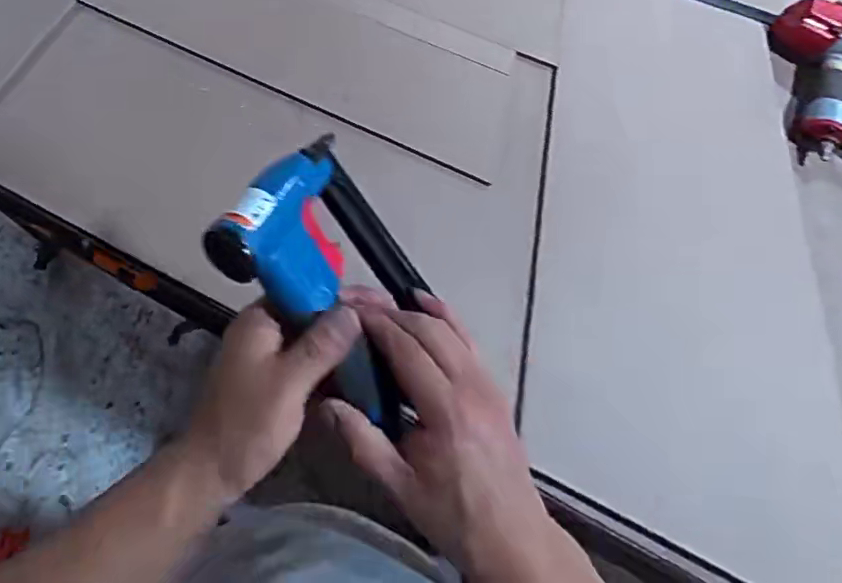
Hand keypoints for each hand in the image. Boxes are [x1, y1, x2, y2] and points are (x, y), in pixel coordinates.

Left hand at [176, 300, 363, 504]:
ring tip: (379, 346)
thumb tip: (352, 310)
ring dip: (339, 344)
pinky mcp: (271, 379)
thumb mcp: (288, 383)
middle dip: (345, 319)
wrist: (210, 473)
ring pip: (309, 339)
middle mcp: (261, 328)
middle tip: (385, 324)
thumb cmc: (246, 423)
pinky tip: (356, 372)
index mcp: (259, 318)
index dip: (341, 294)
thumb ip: (320, 345)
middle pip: (309, 313)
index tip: (376, 302)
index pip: (305, 290)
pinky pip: (304, 361)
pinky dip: (327, 365)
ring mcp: (265, 354)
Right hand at [325, 289, 597, 582]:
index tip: (348, 310)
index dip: (376, 324)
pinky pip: (467, 338)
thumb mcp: (401, 486)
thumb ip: (363, 441)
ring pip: (449, 328)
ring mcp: (487, 383)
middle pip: (427, 330)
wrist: (514, 539)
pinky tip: (424, 302)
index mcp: (447, 411)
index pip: (407, 349)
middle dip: (389, 310)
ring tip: (380, 303)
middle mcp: (471, 387)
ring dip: (413, 310)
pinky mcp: (494, 386)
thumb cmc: (454, 515)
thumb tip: (326, 404)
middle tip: (357, 303)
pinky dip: (445, 315)